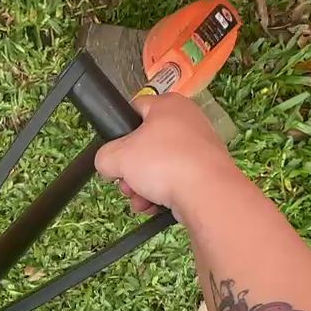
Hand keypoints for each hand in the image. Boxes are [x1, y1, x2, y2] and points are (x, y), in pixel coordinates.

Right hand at [93, 94, 245, 223]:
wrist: (206, 192)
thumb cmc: (162, 162)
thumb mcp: (118, 157)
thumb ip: (104, 157)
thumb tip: (108, 164)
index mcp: (167, 104)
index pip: (134, 110)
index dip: (119, 133)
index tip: (115, 155)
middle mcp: (186, 120)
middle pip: (145, 145)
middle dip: (130, 170)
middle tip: (125, 184)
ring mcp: (199, 146)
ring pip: (159, 166)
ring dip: (143, 187)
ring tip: (140, 201)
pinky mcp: (206, 170)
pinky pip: (175, 180)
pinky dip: (162, 194)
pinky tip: (155, 206)